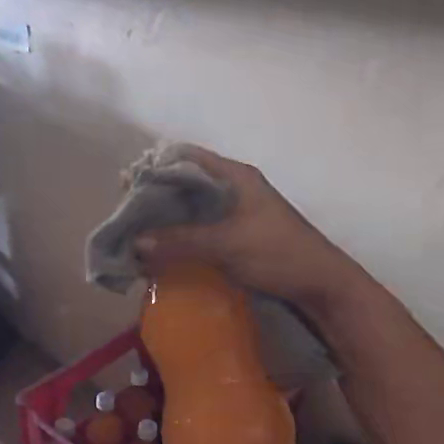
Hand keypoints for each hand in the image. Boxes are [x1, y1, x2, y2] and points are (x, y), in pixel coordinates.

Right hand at [134, 145, 359, 307]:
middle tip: (125, 214)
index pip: (188, 159)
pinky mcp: (231, 238)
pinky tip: (157, 252)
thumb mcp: (227, 244)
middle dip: (154, 198)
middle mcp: (232, 190)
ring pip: (189, 211)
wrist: (318, 285)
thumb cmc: (278, 253)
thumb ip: (181, 241)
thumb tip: (136, 242)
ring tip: (134, 234)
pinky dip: (176, 239)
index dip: (157, 167)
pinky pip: (196, 232)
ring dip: (163, 222)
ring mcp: (232, 215)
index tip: (128, 183)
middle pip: (185, 185)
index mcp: (236, 177)